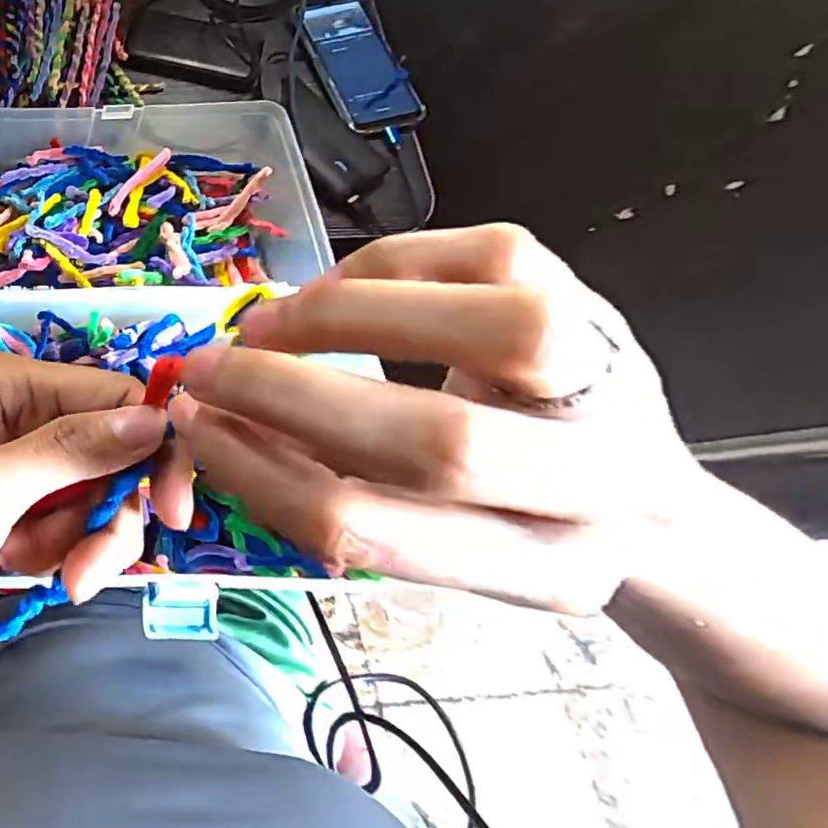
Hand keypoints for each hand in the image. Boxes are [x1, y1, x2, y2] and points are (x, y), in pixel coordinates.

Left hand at [0, 353, 174, 610]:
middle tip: (84, 571)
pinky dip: (66, 548)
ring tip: (33, 565)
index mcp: (21, 383)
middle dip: (108, 516)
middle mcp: (38, 407)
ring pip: (109, 492)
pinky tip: (23, 560)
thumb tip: (154, 420)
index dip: (157, 449)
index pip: (119, 397)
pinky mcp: (41, 488)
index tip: (174, 513)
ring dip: (82, 540)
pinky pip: (85, 516)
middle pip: (121, 451)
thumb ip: (66, 453)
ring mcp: (40, 450)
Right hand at [169, 224, 727, 614]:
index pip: (367, 531)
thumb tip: (214, 419)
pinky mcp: (598, 304)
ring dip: (340, 317)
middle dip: (284, 394)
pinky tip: (330, 292)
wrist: (632, 488)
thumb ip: (319, 487)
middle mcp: (600, 488)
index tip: (194, 428)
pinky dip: (378, 267)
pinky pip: (485, 257)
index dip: (255, 471)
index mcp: (536, 570)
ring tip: (264, 324)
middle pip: (437, 443)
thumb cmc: (491, 513)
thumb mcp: (413, 533)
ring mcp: (616, 386)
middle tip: (207, 366)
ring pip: (498, 328)